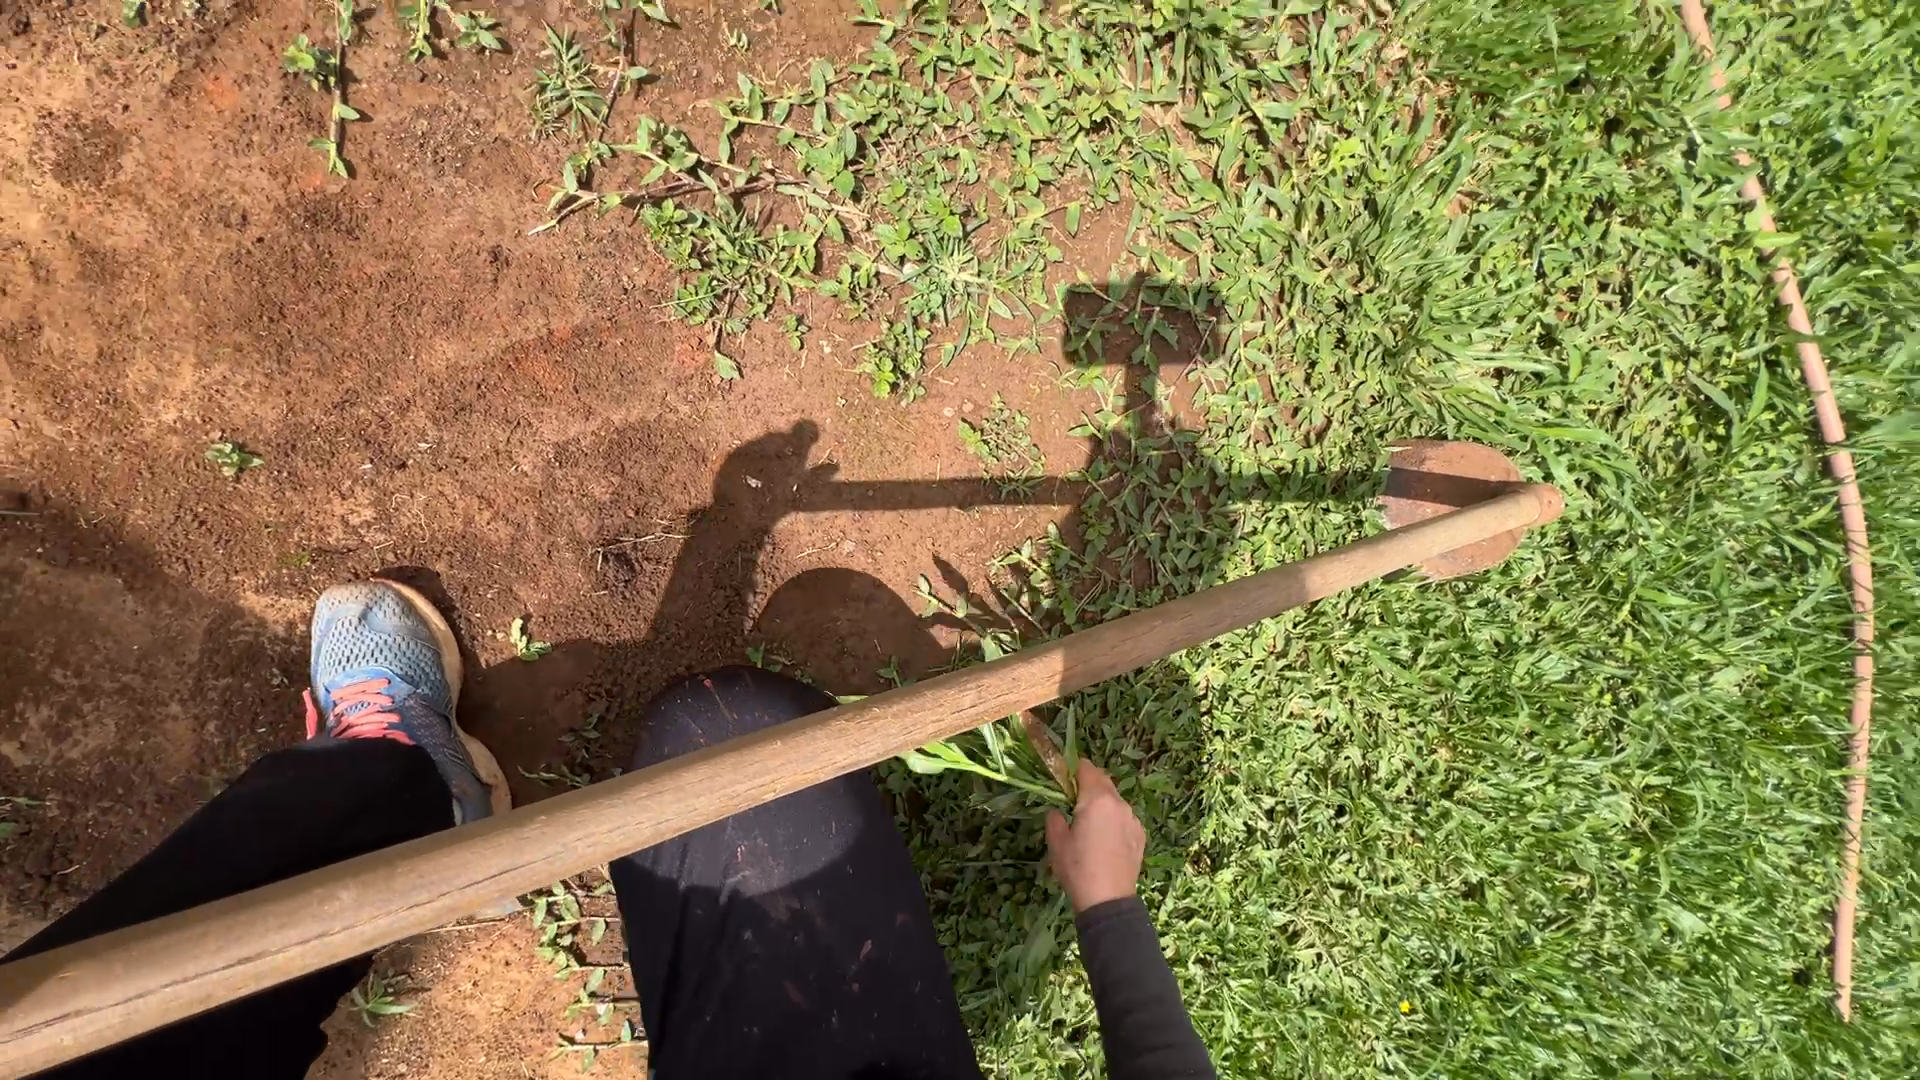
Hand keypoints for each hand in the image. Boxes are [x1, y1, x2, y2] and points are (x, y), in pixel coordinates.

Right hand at [1045, 761, 1145, 912]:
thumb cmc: (1078, 868)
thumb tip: (1058, 810)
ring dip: (1102, 803)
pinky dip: (1114, 820)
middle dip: (1088, 785)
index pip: (1086, 768)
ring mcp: (1133, 819)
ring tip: (1090, 824)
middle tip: (1073, 801)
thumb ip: (1054, 817)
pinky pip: (1124, 817)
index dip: (1073, 769)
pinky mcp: (1141, 835)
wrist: (1108, 902)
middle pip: (1103, 781)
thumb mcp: (1056, 842)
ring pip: (1115, 800)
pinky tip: (1105, 839)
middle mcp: (1118, 803)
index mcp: (1096, 799)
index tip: (1063, 779)